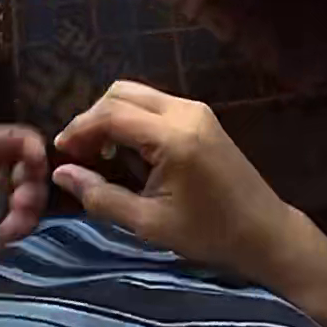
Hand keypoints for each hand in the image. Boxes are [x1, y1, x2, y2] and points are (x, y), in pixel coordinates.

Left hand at [0, 123, 47, 314]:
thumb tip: (25, 137)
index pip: (10, 138)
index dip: (29, 145)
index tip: (39, 160)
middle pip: (25, 165)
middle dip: (32, 176)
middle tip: (24, 196)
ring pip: (26, 195)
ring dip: (29, 203)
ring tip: (16, 218)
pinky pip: (19, 225)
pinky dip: (22, 226)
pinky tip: (9, 234)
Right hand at [52, 81, 304, 286]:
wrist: (266, 233)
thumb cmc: (209, 234)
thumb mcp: (149, 224)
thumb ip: (101, 197)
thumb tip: (60, 174)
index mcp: (173, 137)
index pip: (111, 115)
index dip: (79, 129)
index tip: (61, 152)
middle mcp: (184, 111)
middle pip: (121, 93)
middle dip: (92, 118)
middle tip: (77, 151)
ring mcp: (195, 109)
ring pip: (136, 93)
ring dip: (110, 115)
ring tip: (97, 150)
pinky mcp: (200, 114)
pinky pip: (153, 102)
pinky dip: (130, 117)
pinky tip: (125, 147)